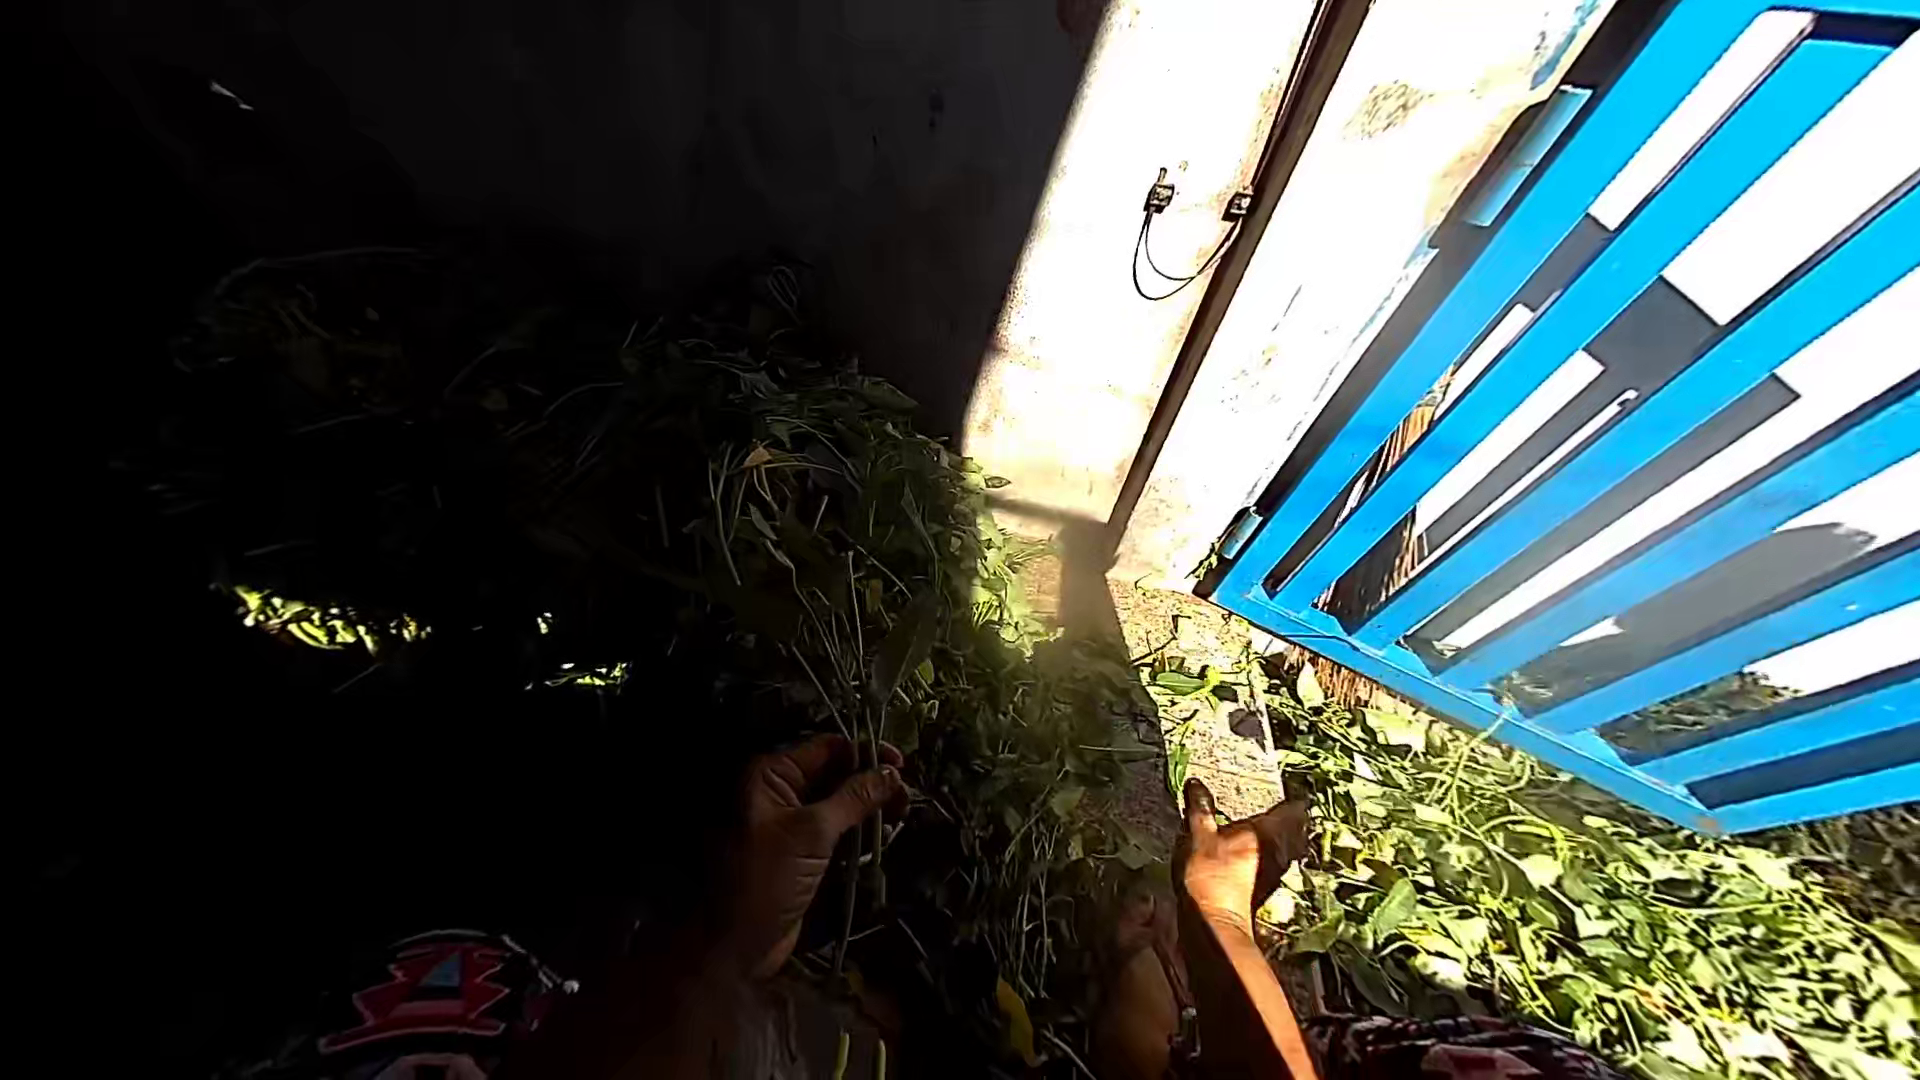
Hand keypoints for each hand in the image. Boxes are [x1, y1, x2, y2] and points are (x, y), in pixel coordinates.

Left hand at [727, 733, 904, 977]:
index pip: (827, 748)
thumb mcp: (813, 831)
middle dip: (871, 780)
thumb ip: (855, 797)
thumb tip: (891, 773)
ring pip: (840, 800)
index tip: (899, 763)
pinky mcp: (804, 848)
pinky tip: (886, 831)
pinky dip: (861, 826)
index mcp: (773, 774)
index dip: (865, 751)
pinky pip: (838, 826)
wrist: (738, 946)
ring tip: (901, 812)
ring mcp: (793, 820)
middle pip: (836, 772)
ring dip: (870, 804)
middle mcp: (782, 790)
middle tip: (904, 793)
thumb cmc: (767, 878)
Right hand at [1175, 778, 1308, 935]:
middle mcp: (1278, 852)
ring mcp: (1274, 872)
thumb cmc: (1211, 875)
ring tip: (1268, 822)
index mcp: (1267, 833)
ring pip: (1287, 848)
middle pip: (1296, 831)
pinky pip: (1274, 861)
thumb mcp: (1199, 835)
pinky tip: (1252, 849)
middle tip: (1282, 803)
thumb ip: (1200, 808)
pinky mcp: (1263, 887)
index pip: (1293, 811)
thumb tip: (1196, 783)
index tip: (1294, 787)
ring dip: (1282, 836)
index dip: (1296, 798)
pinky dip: (1268, 852)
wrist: (1215, 924)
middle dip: (1292, 818)